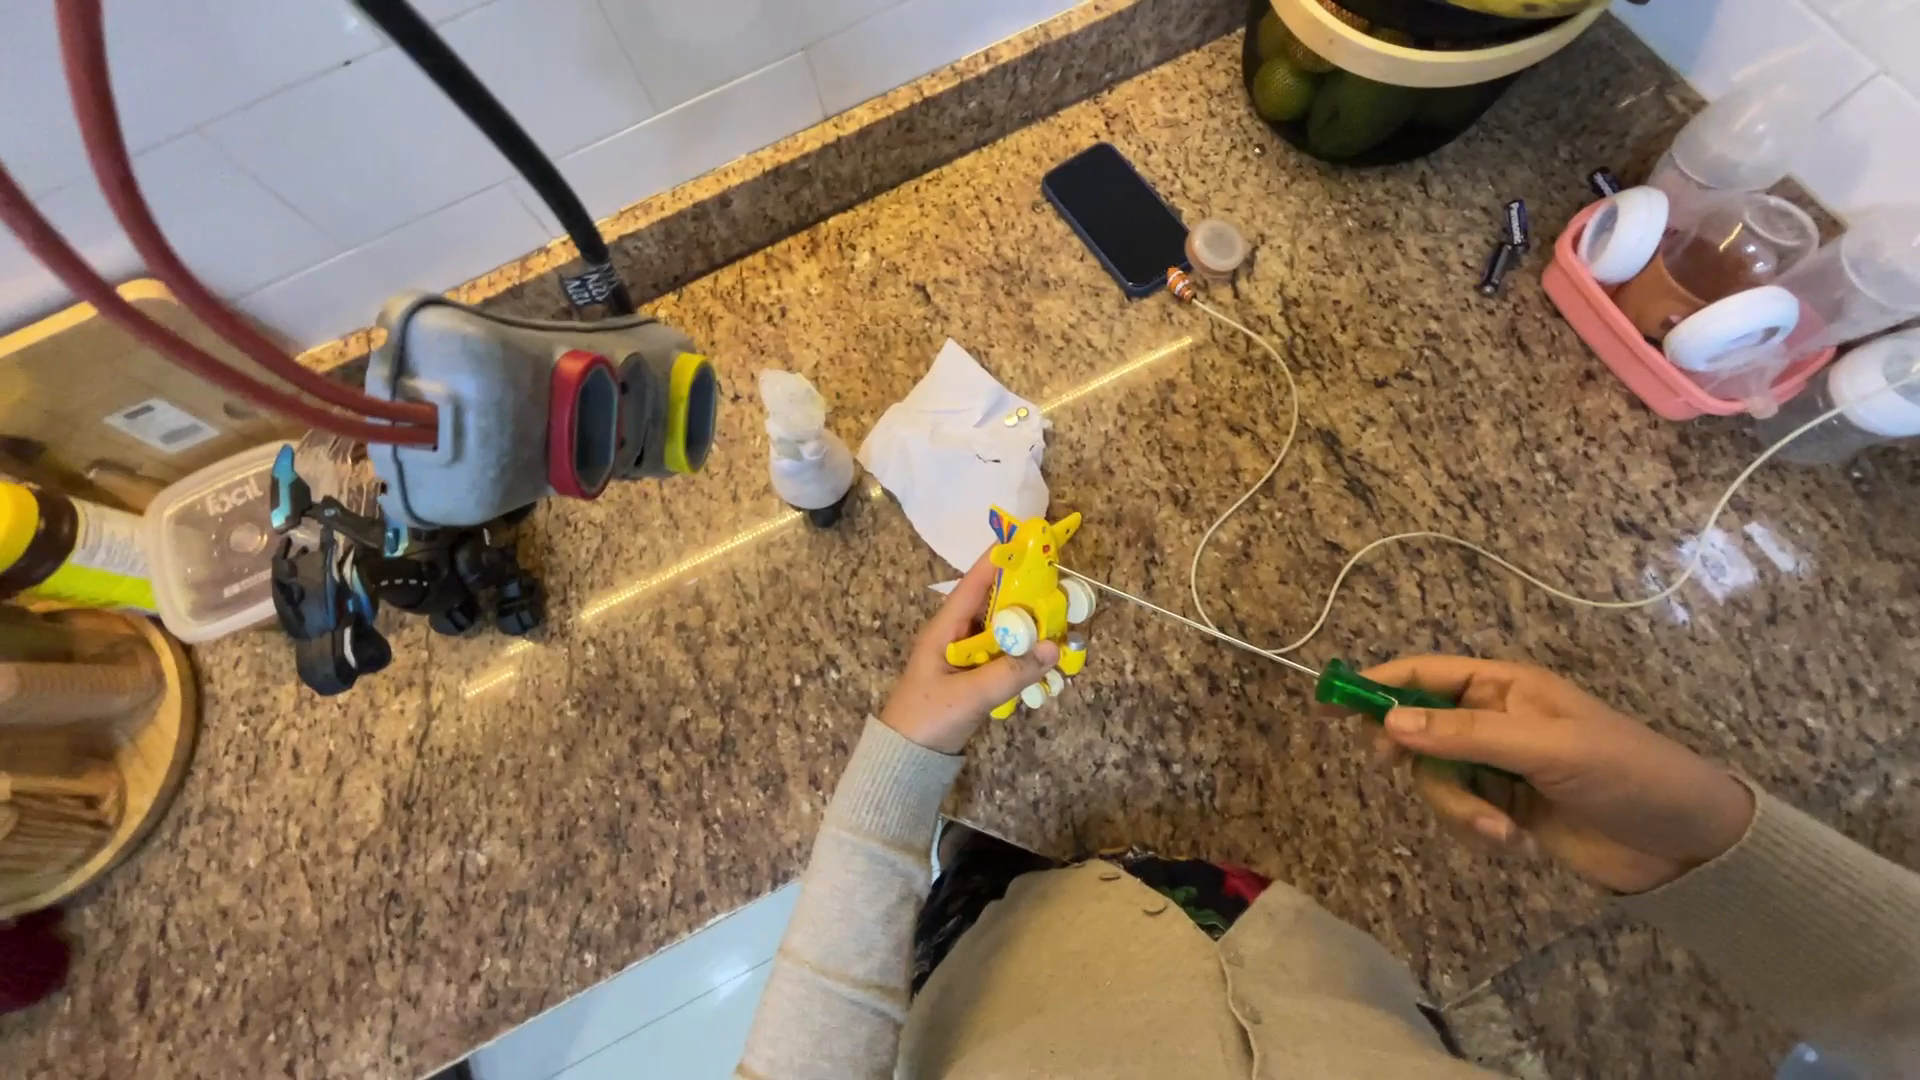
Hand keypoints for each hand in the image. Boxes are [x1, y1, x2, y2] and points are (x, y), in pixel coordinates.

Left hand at [878, 553, 1059, 753]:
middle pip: (994, 603)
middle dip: (1025, 593)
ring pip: (1002, 629)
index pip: (974, 583)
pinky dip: (1024, 653)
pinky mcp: (974, 675)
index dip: (999, 560)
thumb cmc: (928, 719)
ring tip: (1062, 619)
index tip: (1027, 538)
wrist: (906, 760)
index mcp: (945, 628)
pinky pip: (1004, 654)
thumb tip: (1054, 646)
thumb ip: (1010, 672)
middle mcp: (956, 634)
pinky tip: (1047, 658)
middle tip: (1060, 585)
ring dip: (1028, 626)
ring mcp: (966, 655)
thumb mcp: (969, 695)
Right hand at [1347, 656, 1754, 893]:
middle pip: (1413, 726)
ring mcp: (1491, 764)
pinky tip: (1510, 839)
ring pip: (1431, 774)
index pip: (1420, 674)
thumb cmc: (1626, 773)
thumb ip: (1464, 734)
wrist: (1691, 848)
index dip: (1372, 683)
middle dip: (1407, 752)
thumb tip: (1386, 724)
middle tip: (1392, 766)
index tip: (1328, 701)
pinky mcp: (1497, 805)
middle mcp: (1487, 719)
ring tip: (1497, 828)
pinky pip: (1455, 809)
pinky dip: (1472, 827)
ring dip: (1454, 805)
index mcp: (1500, 686)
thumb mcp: (1547, 747)